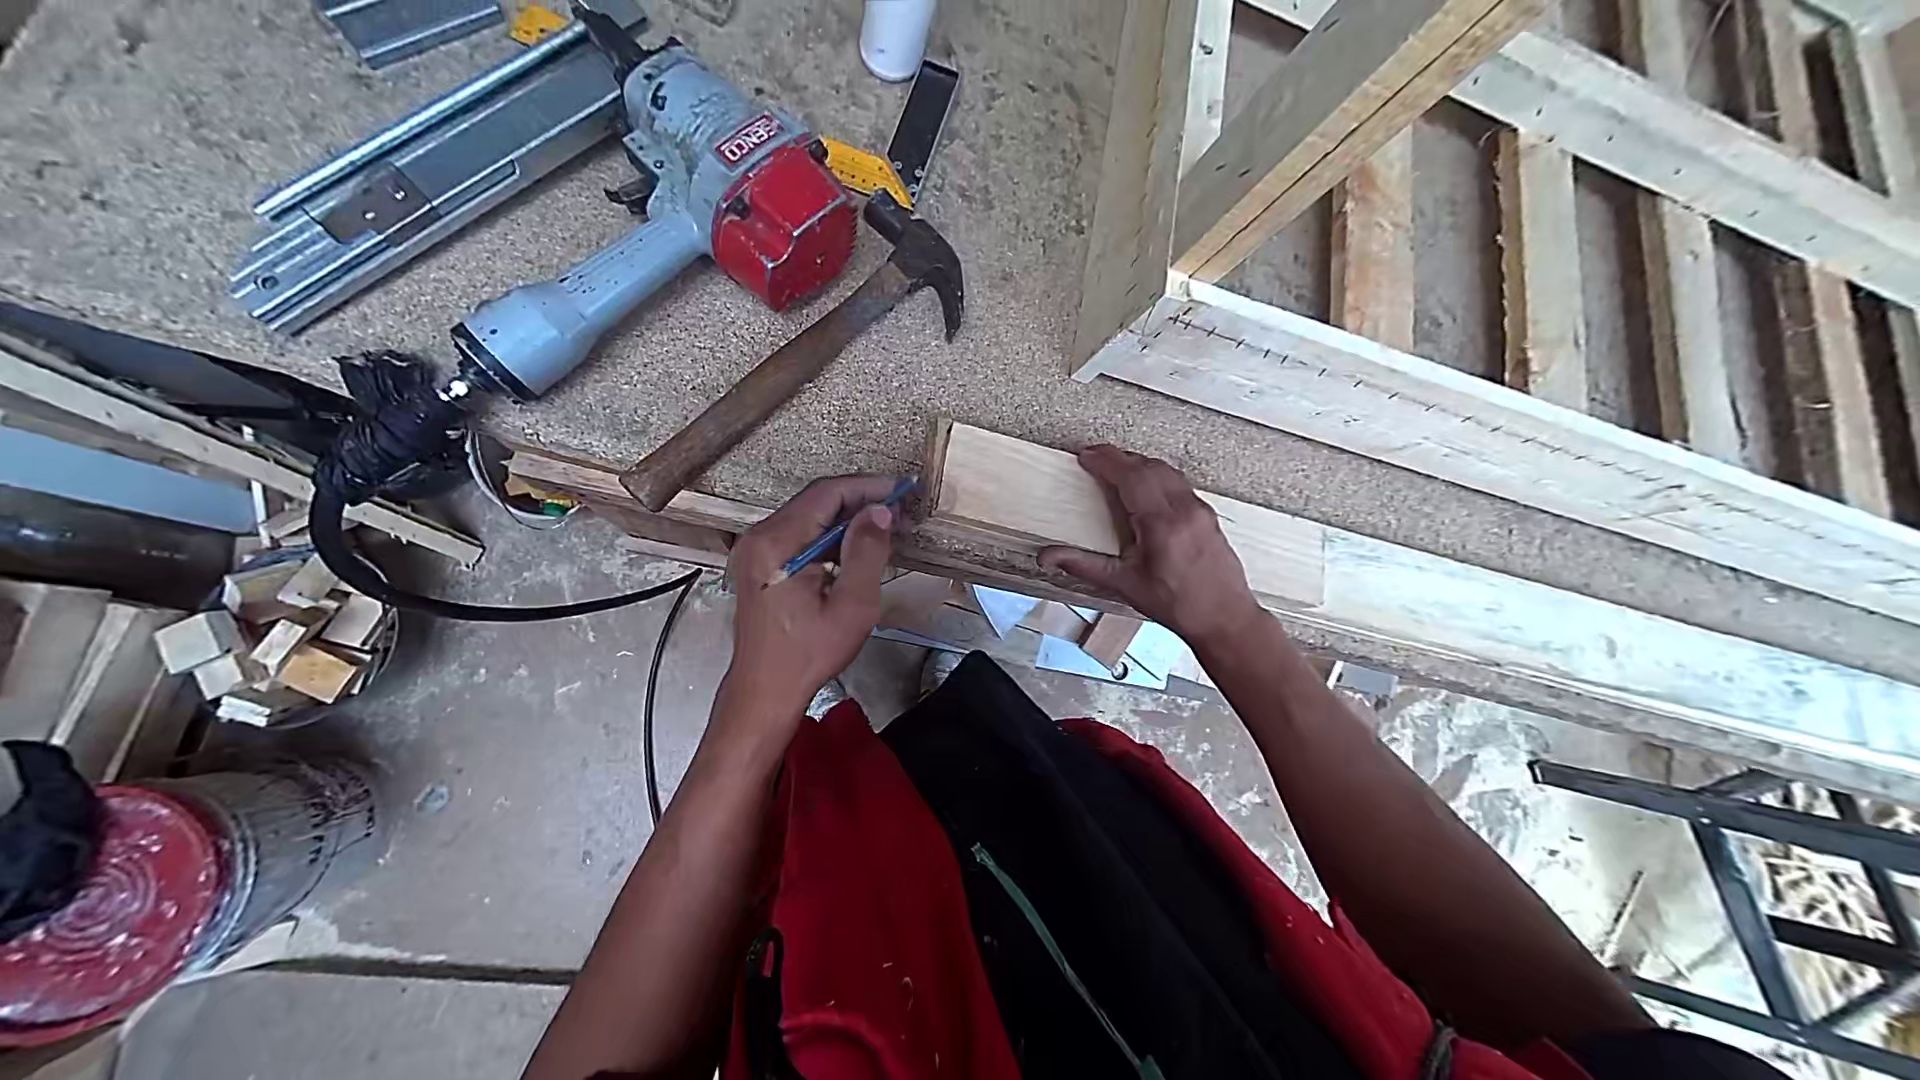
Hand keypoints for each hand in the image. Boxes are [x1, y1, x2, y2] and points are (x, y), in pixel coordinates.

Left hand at [719, 475, 898, 723]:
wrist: (765, 690)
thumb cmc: (807, 655)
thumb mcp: (851, 606)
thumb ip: (866, 553)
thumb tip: (881, 511)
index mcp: (776, 543)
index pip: (826, 493)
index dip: (868, 487)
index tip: (902, 491)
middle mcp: (759, 538)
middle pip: (816, 501)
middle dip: (861, 501)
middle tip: (901, 511)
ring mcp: (756, 550)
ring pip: (810, 516)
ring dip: (849, 519)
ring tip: (887, 528)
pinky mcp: (762, 563)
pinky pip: (801, 534)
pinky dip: (832, 536)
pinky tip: (858, 547)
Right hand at [1038, 445, 1265, 650]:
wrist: (1224, 619)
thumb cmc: (1180, 605)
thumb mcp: (1124, 585)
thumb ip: (1084, 566)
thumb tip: (1050, 557)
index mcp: (1162, 524)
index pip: (1131, 476)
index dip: (1106, 461)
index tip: (1087, 456)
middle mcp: (1184, 511)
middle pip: (1148, 467)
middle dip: (1119, 457)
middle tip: (1094, 457)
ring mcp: (1199, 511)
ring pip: (1166, 471)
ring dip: (1139, 463)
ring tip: (1116, 465)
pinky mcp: (1207, 515)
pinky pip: (1179, 483)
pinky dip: (1157, 474)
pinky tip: (1145, 485)